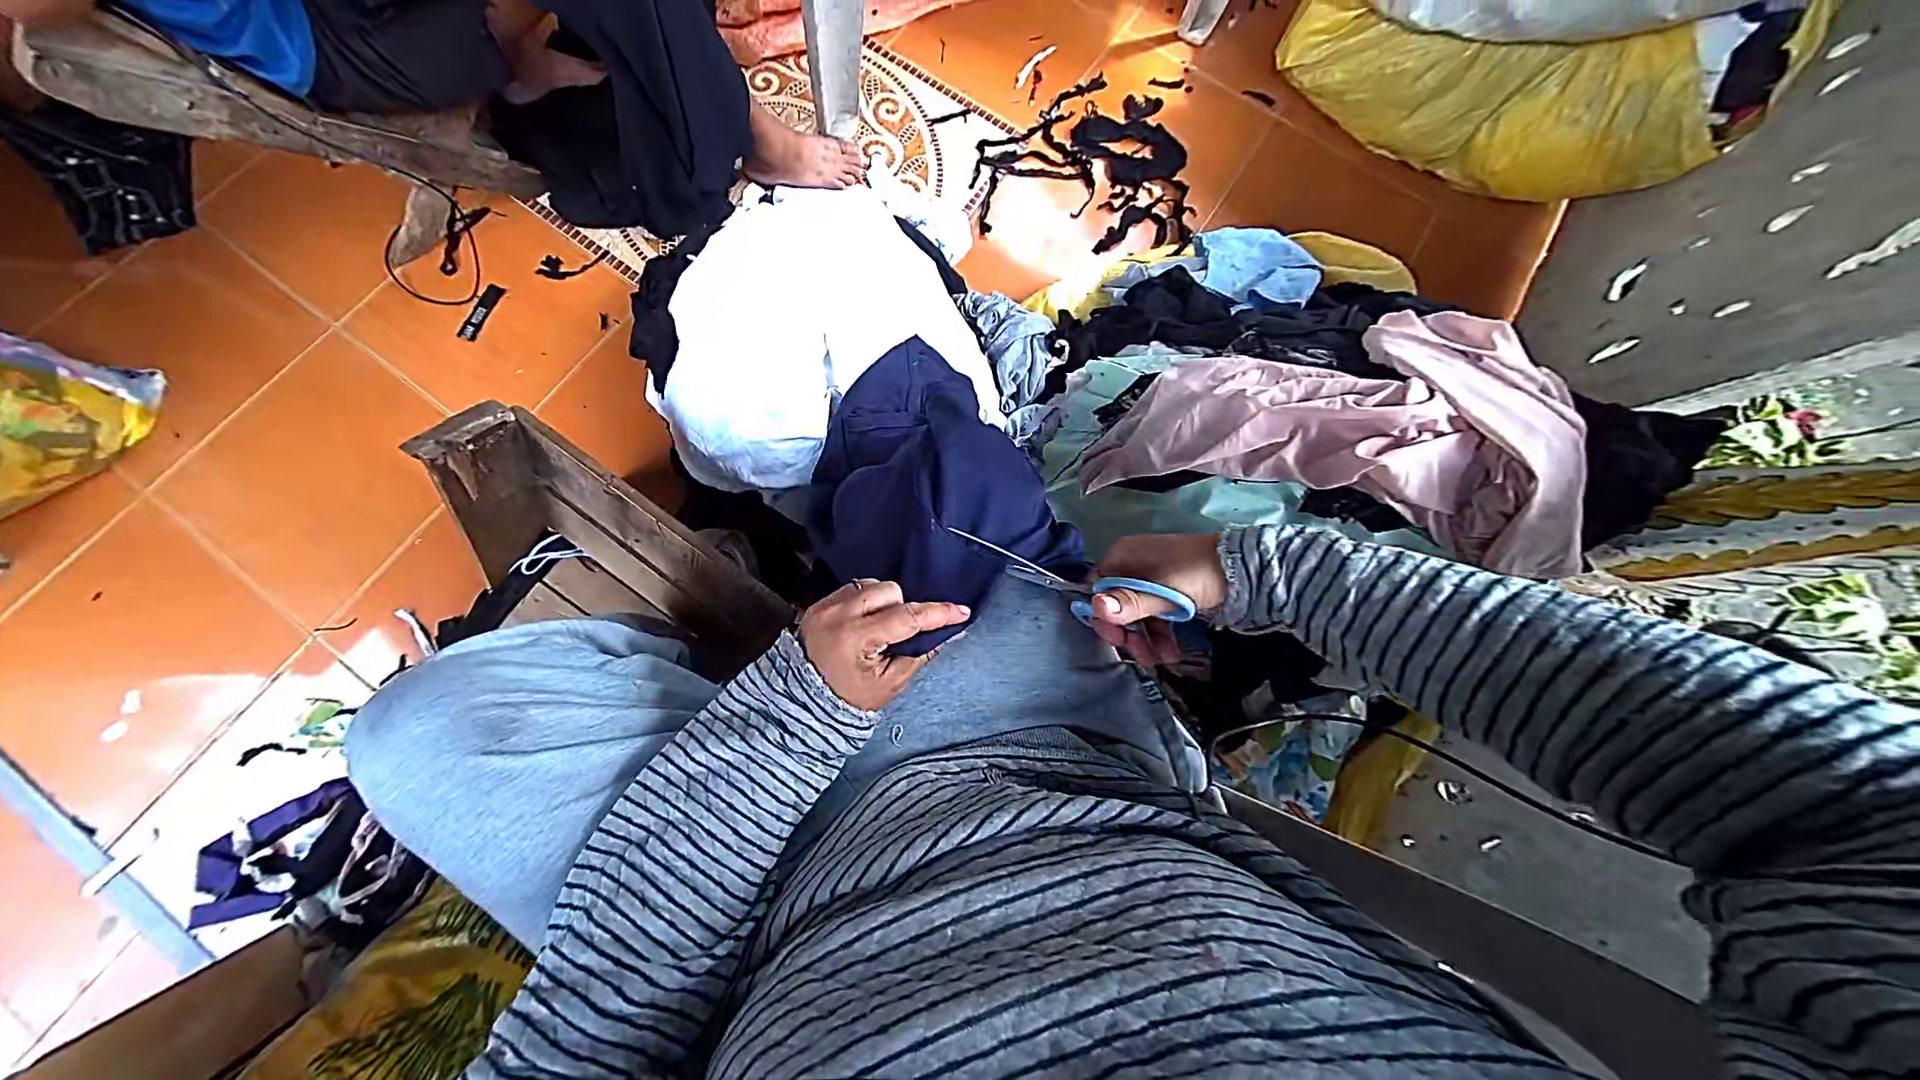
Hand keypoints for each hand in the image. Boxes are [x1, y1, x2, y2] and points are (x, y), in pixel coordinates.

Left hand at [797, 580, 969, 709]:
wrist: (802, 700)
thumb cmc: (848, 697)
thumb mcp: (889, 683)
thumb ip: (919, 655)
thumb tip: (945, 633)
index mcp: (856, 637)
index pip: (906, 617)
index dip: (938, 613)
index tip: (961, 611)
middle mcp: (838, 614)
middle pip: (890, 591)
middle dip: (903, 607)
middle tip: (898, 633)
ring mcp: (825, 606)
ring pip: (872, 584)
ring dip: (884, 601)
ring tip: (879, 627)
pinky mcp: (818, 603)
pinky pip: (853, 588)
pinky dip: (865, 600)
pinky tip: (864, 621)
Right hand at [1086, 533, 1225, 667]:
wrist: (1243, 569)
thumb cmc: (1196, 574)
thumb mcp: (1161, 591)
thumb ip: (1129, 602)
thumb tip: (1095, 608)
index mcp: (1123, 556)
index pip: (1098, 588)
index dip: (1103, 615)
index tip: (1114, 638)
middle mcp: (1132, 565)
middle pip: (1117, 604)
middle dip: (1127, 633)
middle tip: (1137, 654)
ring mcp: (1151, 579)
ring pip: (1137, 614)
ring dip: (1144, 639)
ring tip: (1156, 661)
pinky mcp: (1167, 592)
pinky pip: (1154, 615)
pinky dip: (1159, 634)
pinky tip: (1169, 654)